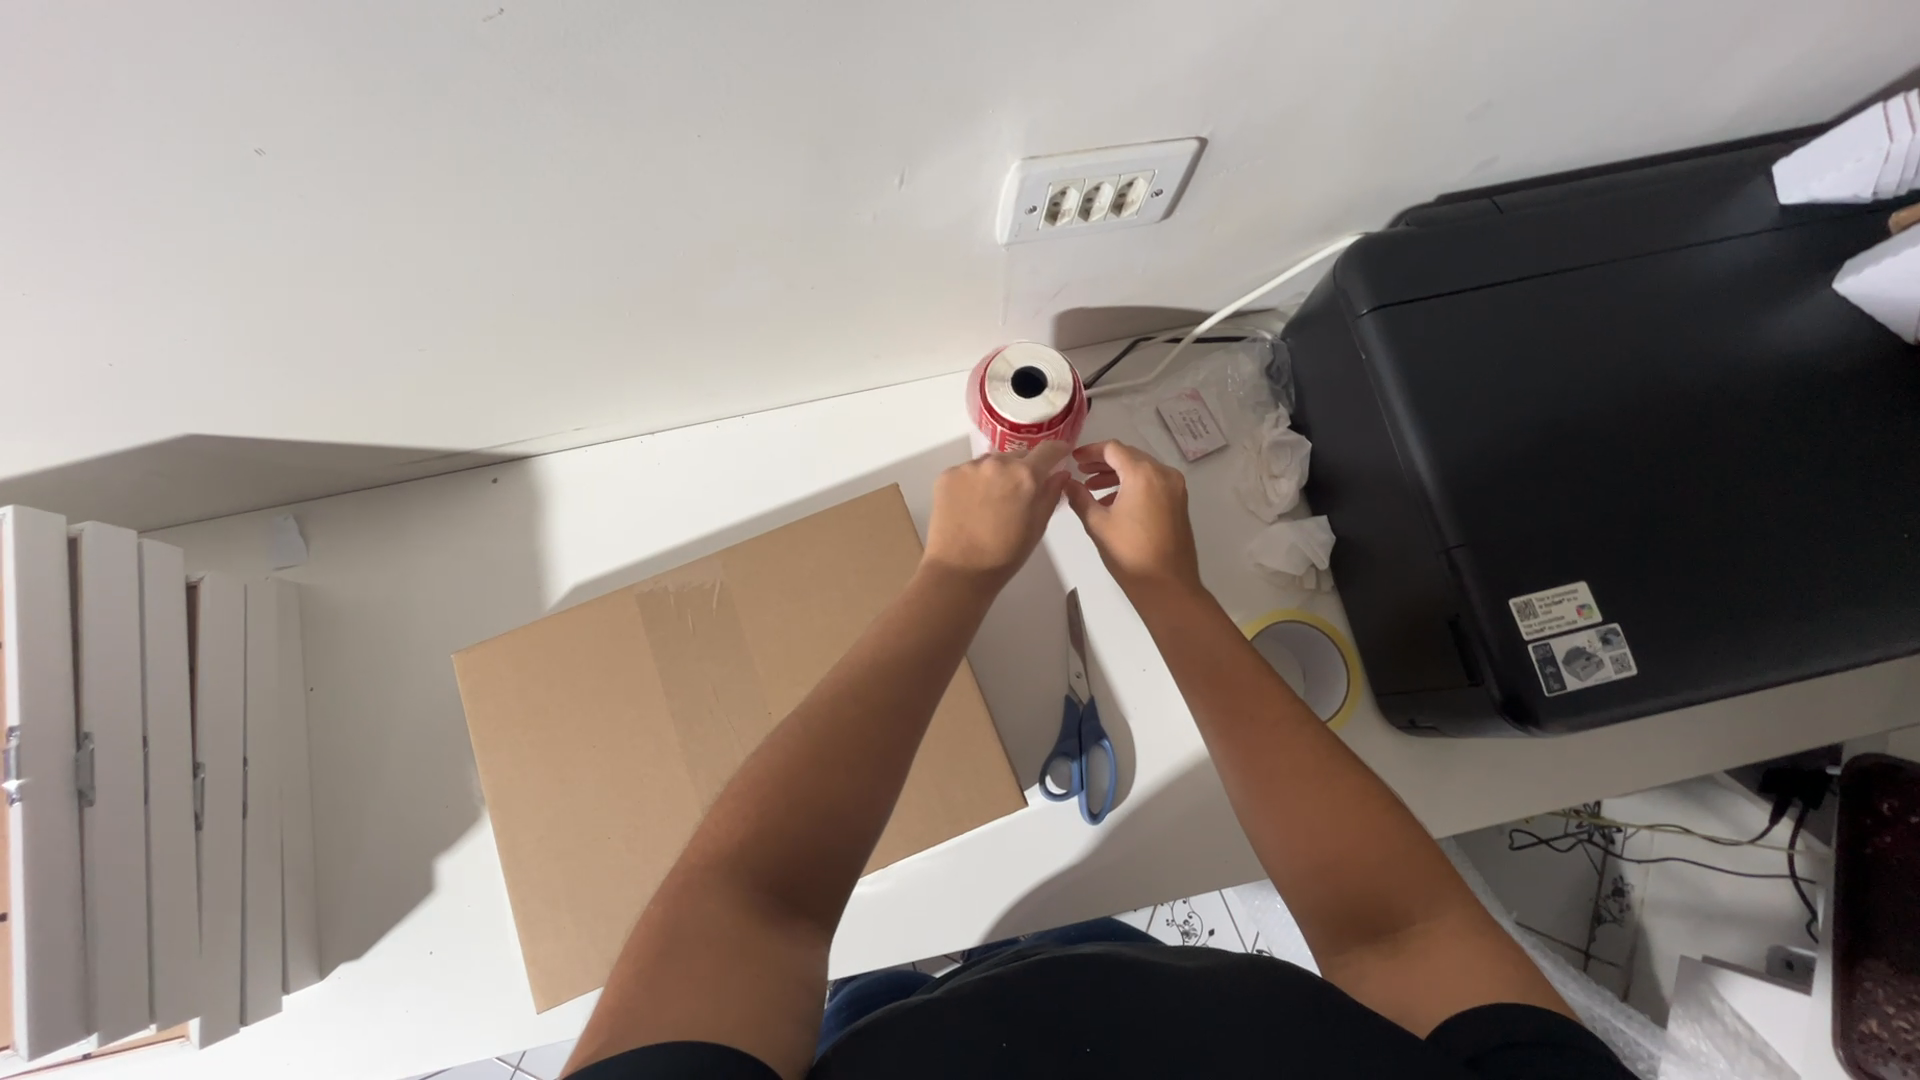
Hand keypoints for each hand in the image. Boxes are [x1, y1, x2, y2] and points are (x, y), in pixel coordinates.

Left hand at [922, 441, 1071, 586]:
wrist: (959, 570)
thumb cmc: (1005, 554)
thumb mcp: (1037, 526)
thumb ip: (1051, 494)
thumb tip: (1059, 473)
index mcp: (1025, 475)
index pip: (1048, 449)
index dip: (1057, 450)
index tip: (1060, 454)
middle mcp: (997, 463)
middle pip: (1017, 456)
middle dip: (1023, 469)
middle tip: (1018, 494)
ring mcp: (969, 467)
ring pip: (991, 462)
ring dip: (996, 474)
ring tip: (991, 502)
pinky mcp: (947, 475)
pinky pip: (968, 471)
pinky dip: (973, 482)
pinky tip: (970, 505)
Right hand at [1064, 441, 1202, 595]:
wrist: (1167, 584)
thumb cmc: (1129, 553)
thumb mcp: (1097, 523)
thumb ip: (1080, 498)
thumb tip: (1067, 483)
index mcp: (1143, 474)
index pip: (1113, 449)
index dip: (1090, 451)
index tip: (1074, 460)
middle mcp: (1163, 474)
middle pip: (1129, 456)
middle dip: (1103, 463)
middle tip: (1081, 473)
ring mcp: (1175, 488)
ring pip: (1142, 470)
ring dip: (1117, 475)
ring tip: (1092, 489)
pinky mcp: (1179, 502)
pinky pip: (1152, 483)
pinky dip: (1132, 486)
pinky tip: (1113, 503)